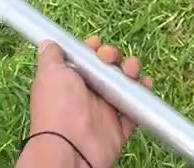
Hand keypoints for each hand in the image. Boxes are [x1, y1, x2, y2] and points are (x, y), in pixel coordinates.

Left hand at [21, 36, 152, 167]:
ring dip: (130, 72)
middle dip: (113, 57)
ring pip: (123, 86)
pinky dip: (142, 96)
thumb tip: (48, 43)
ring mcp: (103, 112)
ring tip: (132, 69)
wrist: (70, 149)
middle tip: (110, 57)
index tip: (96, 44)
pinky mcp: (117, 128)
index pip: (86, 61)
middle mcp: (86, 96)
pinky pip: (135, 110)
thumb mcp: (49, 73)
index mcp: (69, 83)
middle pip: (106, 70)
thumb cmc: (58, 107)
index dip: (93, 50)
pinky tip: (145, 84)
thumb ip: (51, 56)